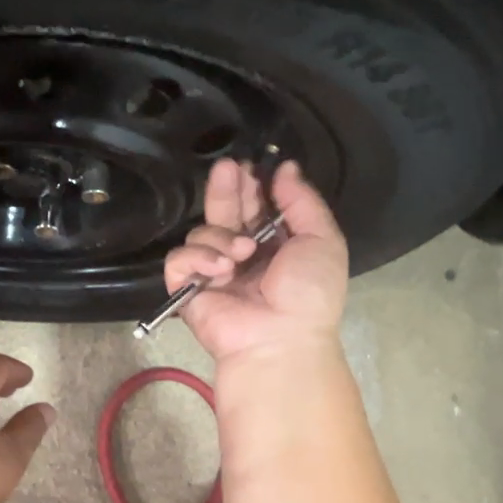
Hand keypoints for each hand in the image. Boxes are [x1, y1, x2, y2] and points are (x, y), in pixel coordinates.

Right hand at [163, 158, 348, 364]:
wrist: (279, 337)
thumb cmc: (308, 292)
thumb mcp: (322, 239)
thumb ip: (302, 201)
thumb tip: (286, 168)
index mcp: (273, 244)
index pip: (255, 207)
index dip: (251, 186)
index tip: (250, 166)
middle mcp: (240, 254)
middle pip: (224, 212)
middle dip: (226, 190)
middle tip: (228, 168)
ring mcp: (211, 271)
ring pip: (201, 232)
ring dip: (222, 236)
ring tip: (242, 254)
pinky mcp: (186, 287)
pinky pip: (179, 259)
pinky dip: (198, 259)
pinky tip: (221, 269)